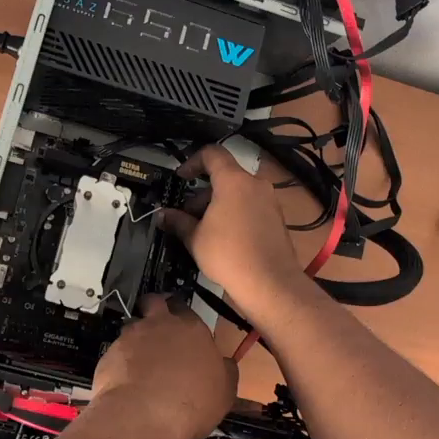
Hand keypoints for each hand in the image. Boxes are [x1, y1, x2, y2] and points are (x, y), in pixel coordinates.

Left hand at [90, 295, 236, 438]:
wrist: (144, 416)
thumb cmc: (191, 404)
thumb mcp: (224, 391)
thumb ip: (224, 371)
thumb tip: (225, 364)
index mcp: (191, 329)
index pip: (186, 307)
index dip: (183, 315)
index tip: (183, 326)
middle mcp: (160, 325)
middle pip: (154, 302)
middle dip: (154, 307)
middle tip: (157, 325)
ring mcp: (131, 337)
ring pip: (132, 325)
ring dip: (136, 336)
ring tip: (140, 359)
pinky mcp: (109, 354)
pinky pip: (116, 352)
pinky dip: (120, 361)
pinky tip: (126, 380)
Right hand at [158, 146, 306, 312]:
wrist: (270, 283)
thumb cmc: (228, 255)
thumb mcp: (195, 238)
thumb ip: (177, 221)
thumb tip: (162, 216)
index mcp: (234, 181)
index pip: (212, 154)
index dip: (192, 162)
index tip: (181, 178)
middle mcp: (255, 184)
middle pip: (225, 176)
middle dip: (202, 193)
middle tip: (187, 214)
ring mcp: (269, 201)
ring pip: (238, 192)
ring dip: (217, 205)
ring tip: (202, 230)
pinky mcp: (277, 218)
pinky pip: (250, 206)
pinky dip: (234, 213)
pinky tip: (223, 238)